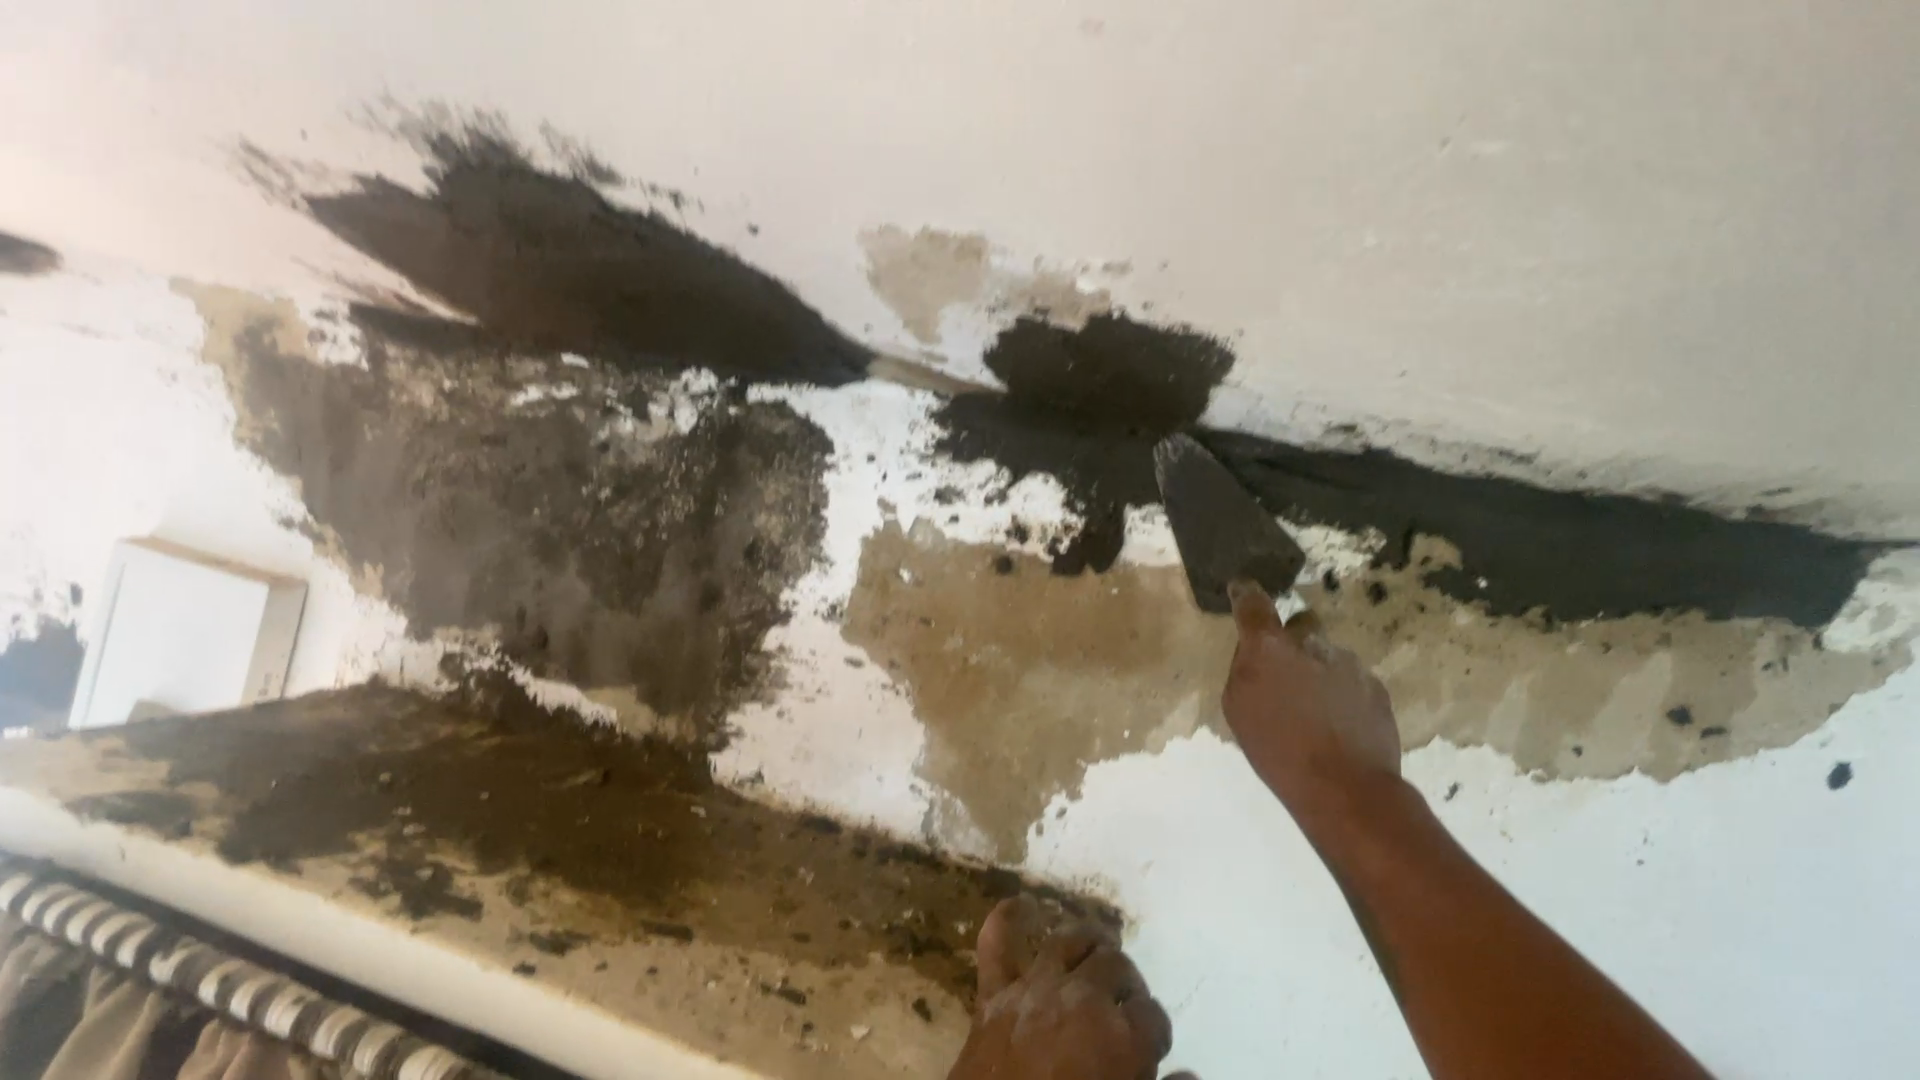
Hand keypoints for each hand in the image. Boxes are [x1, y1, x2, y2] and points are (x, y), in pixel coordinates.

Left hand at [947, 897, 1175, 1079]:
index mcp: (1121, 1037)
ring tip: (1098, 954)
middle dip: (1128, 983)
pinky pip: (997, 944)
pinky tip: (1022, 906)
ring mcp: (1034, 989)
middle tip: (1125, 1007)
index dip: (1156, 1031)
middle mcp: (1082, 998)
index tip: (1152, 1047)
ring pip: (1070, 940)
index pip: (1154, 1016)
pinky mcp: (994, 994)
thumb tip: (1190, 1076)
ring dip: (1089, 944)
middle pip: (1117, 966)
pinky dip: (1008, 919)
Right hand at [1220, 579, 1401, 827]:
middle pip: (1301, 624)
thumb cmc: (1276, 750)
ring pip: (1328, 655)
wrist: (1344, 787)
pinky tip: (1339, 725)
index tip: (1242, 589)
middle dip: (1292, 640)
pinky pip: (1352, 680)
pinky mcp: (1376, 687)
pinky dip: (1342, 694)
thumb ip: (1246, 671)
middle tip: (1286, 674)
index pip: (1253, 604)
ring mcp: (1349, 663)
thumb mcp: (1238, 709)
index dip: (1246, 594)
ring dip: (1319, 671)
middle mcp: (1310, 644)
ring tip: (1316, 712)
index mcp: (1269, 648)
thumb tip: (1258, 657)